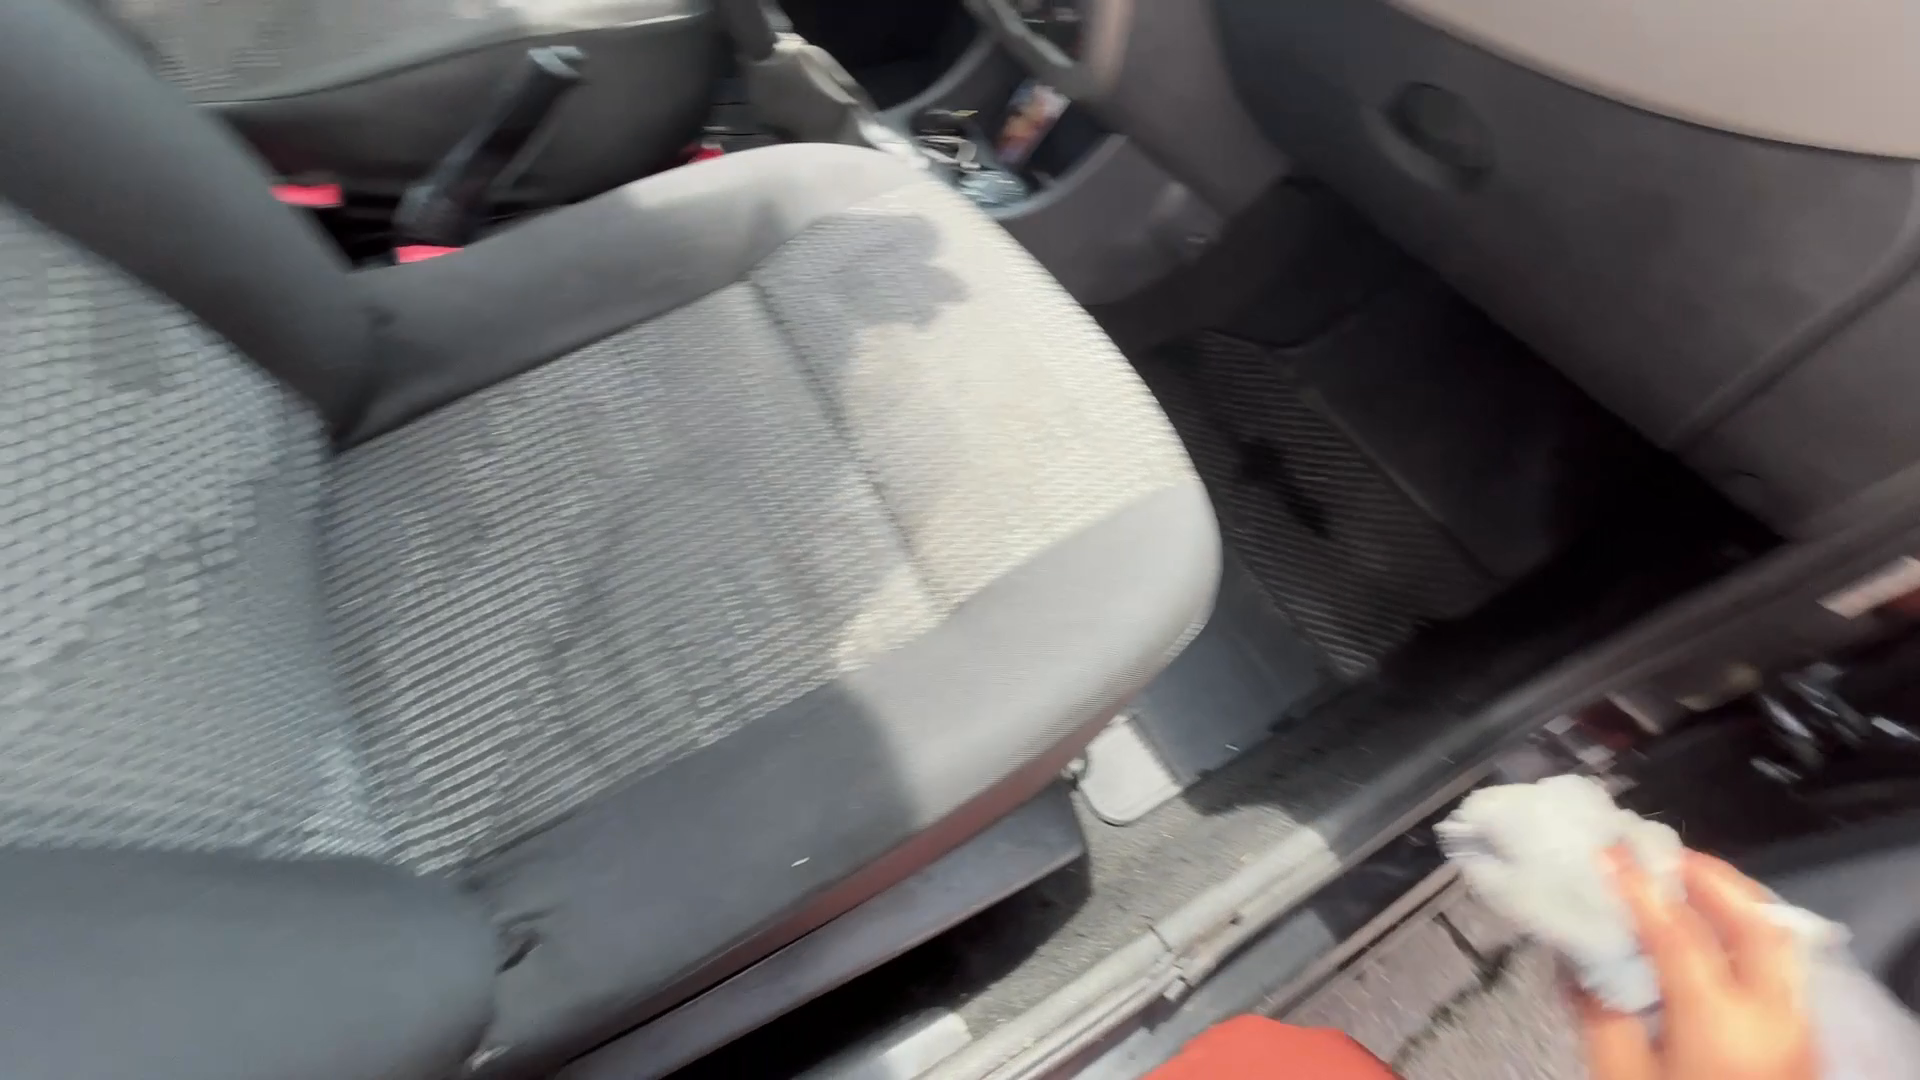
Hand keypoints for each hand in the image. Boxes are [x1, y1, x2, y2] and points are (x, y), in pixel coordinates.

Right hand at [1578, 850, 1817, 1079]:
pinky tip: (1706, 927)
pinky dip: (1743, 929)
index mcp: (1722, 1023)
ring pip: (1781, 943)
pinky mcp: (1800, 1041)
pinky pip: (1778, 965)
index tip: (1604, 848)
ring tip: (1682, 877)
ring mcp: (1798, 1030)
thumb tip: (1573, 951)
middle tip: (1658, 850)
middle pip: (1758, 926)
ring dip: (1733, 899)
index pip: (1678, 933)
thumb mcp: (1617, 1073)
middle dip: (1710, 877)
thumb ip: (1597, 1006)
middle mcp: (1774, 1017)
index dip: (1637, 885)